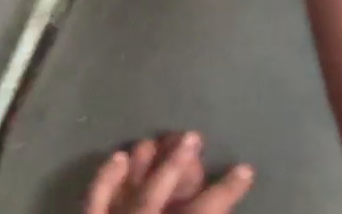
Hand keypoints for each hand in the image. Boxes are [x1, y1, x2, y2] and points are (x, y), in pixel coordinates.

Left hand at [84, 132, 254, 213]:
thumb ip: (204, 213)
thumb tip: (217, 205)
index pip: (206, 212)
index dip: (227, 190)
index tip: (246, 167)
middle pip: (164, 192)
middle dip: (179, 163)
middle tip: (194, 135)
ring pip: (132, 190)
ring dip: (146, 164)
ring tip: (156, 139)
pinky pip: (95, 201)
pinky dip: (106, 178)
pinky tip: (118, 155)